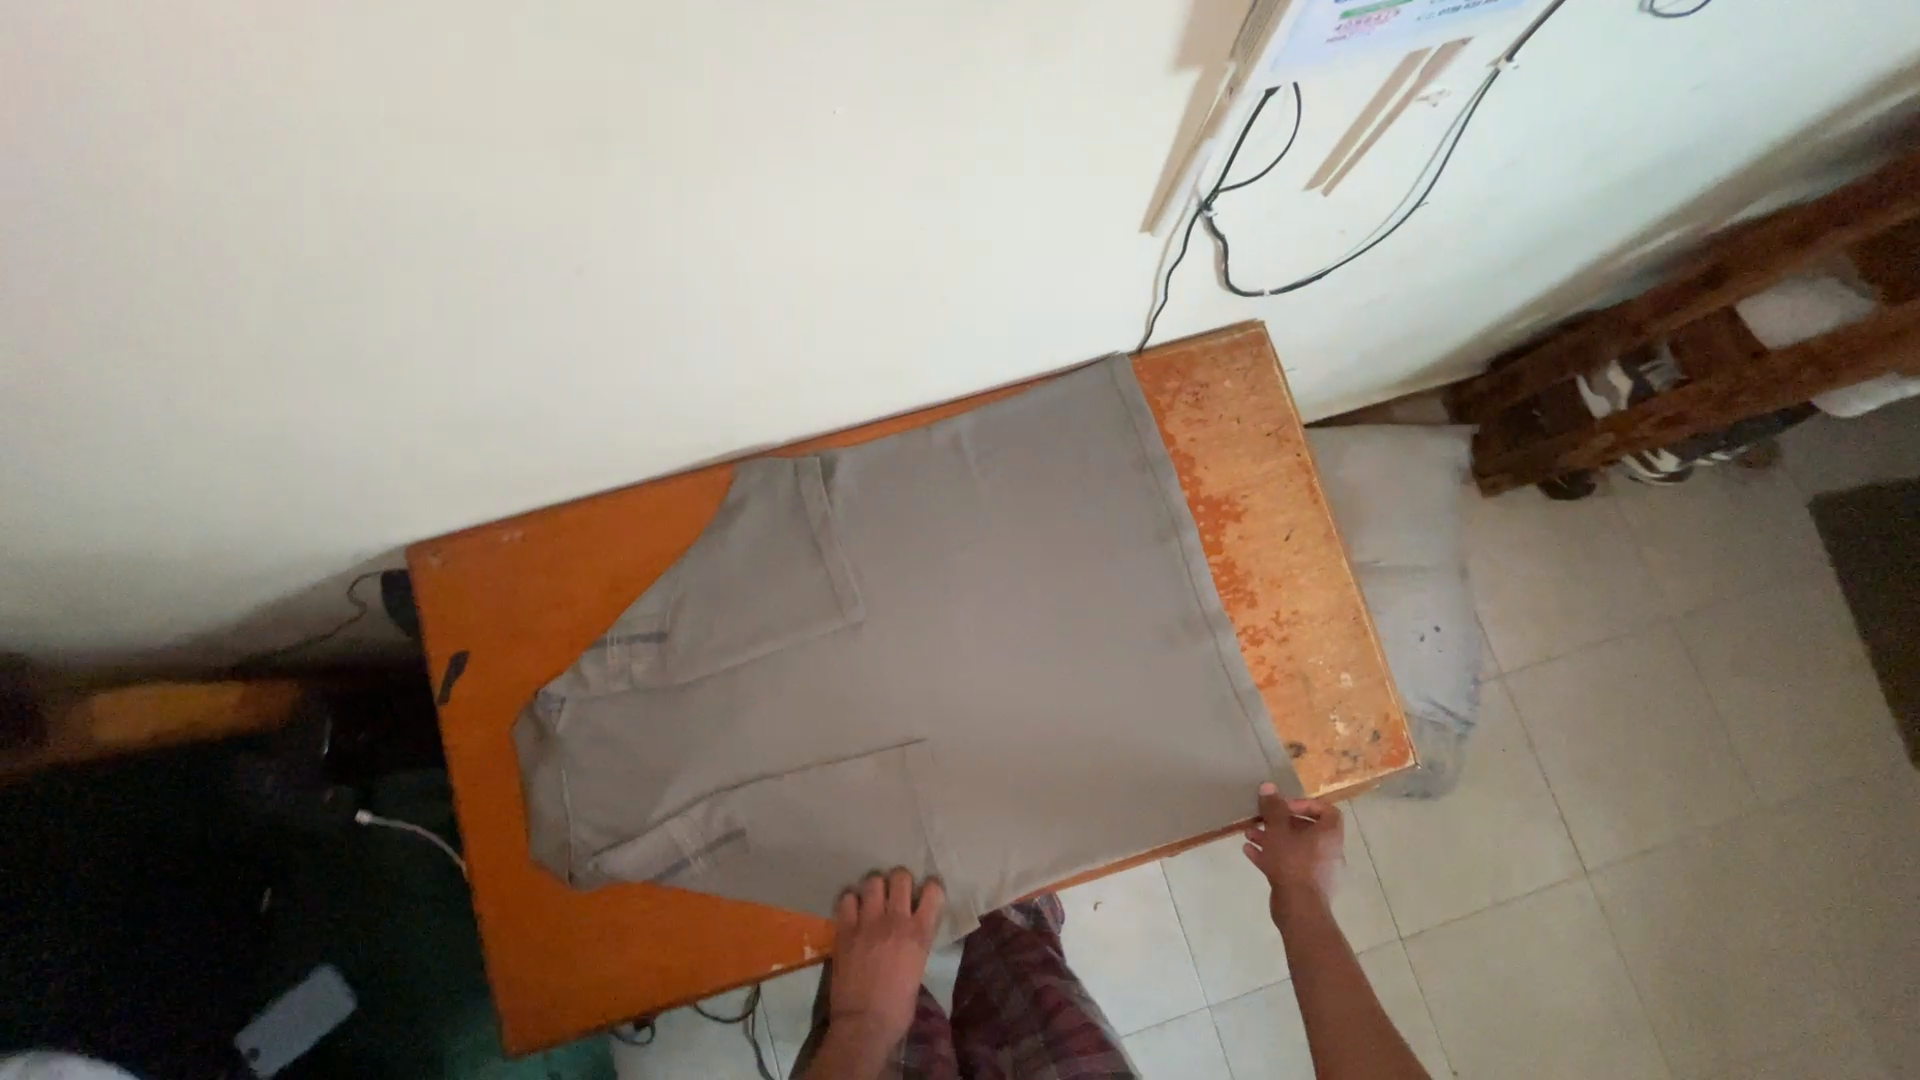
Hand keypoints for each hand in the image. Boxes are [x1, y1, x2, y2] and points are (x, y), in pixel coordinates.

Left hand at [827, 868, 944, 1049]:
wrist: (864, 1025)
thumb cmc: (898, 1008)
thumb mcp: (918, 969)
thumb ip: (915, 943)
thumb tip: (911, 932)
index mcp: (919, 933)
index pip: (933, 890)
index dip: (930, 888)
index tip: (925, 893)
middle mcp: (896, 920)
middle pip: (901, 876)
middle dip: (900, 880)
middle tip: (896, 892)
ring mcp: (868, 922)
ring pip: (873, 881)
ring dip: (875, 887)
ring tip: (873, 898)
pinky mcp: (845, 930)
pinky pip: (847, 898)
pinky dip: (850, 900)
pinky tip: (853, 910)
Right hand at [1242, 782, 1344, 918]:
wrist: (1299, 909)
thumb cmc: (1292, 863)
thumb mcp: (1278, 830)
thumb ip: (1273, 808)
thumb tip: (1268, 786)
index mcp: (1329, 835)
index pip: (1327, 811)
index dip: (1306, 804)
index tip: (1285, 806)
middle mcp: (1328, 851)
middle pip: (1306, 830)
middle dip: (1281, 823)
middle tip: (1262, 819)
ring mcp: (1318, 870)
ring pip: (1294, 847)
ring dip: (1272, 839)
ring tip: (1250, 835)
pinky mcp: (1306, 885)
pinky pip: (1289, 864)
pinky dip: (1271, 857)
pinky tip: (1250, 852)